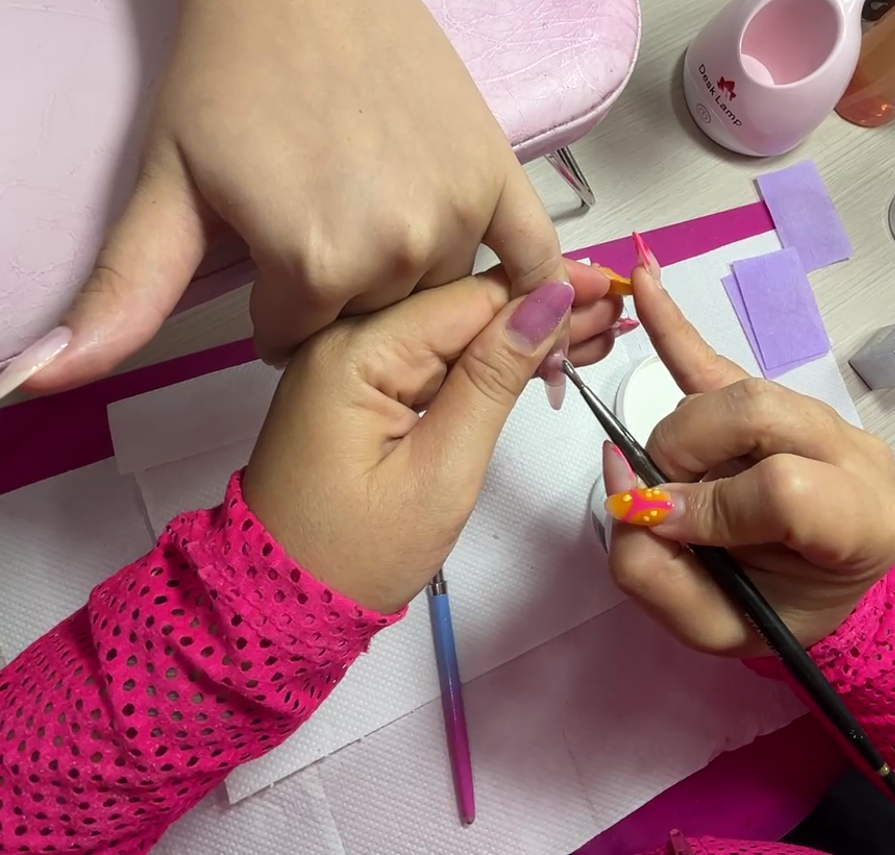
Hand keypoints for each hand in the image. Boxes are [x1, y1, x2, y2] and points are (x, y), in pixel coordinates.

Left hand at [4, 0, 563, 395]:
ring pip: (437, 292)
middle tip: (323, 232)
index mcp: (314, 262)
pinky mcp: (499, 173)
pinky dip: (531, 284)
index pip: (298, 341)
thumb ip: (118, 301)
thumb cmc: (225, 74)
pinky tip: (521, 301)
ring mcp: (459, 209)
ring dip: (410, 277)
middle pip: (371, 322)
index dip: (275, 311)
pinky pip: (533, 255)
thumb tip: (25, 392)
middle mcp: (398, 248)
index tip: (271, 265)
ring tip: (378, 220)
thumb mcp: (163, 188)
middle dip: (342, 296)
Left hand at [243, 262, 624, 611]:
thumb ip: (492, 381)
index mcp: (359, 351)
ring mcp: (356, 361)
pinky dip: (492, 361)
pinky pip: (439, 360)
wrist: (280, 602)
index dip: (543, 291)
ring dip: (526, 334)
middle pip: (466, 309)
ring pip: (459, 332)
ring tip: (596, 330)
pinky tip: (544, 355)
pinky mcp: (365, 385)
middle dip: (543, 309)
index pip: (469, 300)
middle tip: (613, 310)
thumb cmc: (358, 553)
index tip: (606, 291)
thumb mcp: (439, 470)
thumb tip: (545, 302)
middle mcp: (352, 338)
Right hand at [602, 245, 894, 654]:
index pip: (783, 488)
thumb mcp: (715, 632)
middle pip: (750, 411)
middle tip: (663, 493)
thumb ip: (655, 574)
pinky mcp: (776, 397)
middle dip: (683, 451)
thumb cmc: (772, 613)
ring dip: (682, 429)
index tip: (664, 520)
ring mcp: (818, 416)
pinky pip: (717, 359)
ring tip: (672, 470)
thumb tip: (623, 479)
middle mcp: (852, 453)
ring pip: (732, 389)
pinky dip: (674, 326)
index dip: (711, 503)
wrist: (814, 590)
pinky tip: (643, 278)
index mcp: (863, 522)